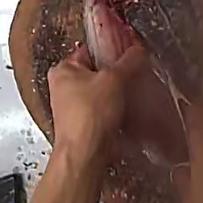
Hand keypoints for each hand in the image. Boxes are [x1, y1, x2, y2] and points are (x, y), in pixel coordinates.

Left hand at [47, 45, 145, 166]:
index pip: (90, 50)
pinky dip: (116, 108)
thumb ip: (128, 61)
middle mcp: (64, 86)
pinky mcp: (85, 123)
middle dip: (117, 73)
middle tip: (136, 72)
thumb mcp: (114, 79)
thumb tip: (139, 49)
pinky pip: (104, 109)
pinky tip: (130, 108)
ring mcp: (73, 106)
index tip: (131, 52)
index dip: (111, 49)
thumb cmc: (91, 113)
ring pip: (102, 91)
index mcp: (63, 69)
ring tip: (136, 90)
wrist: (86, 153)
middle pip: (97, 72)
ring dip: (118, 93)